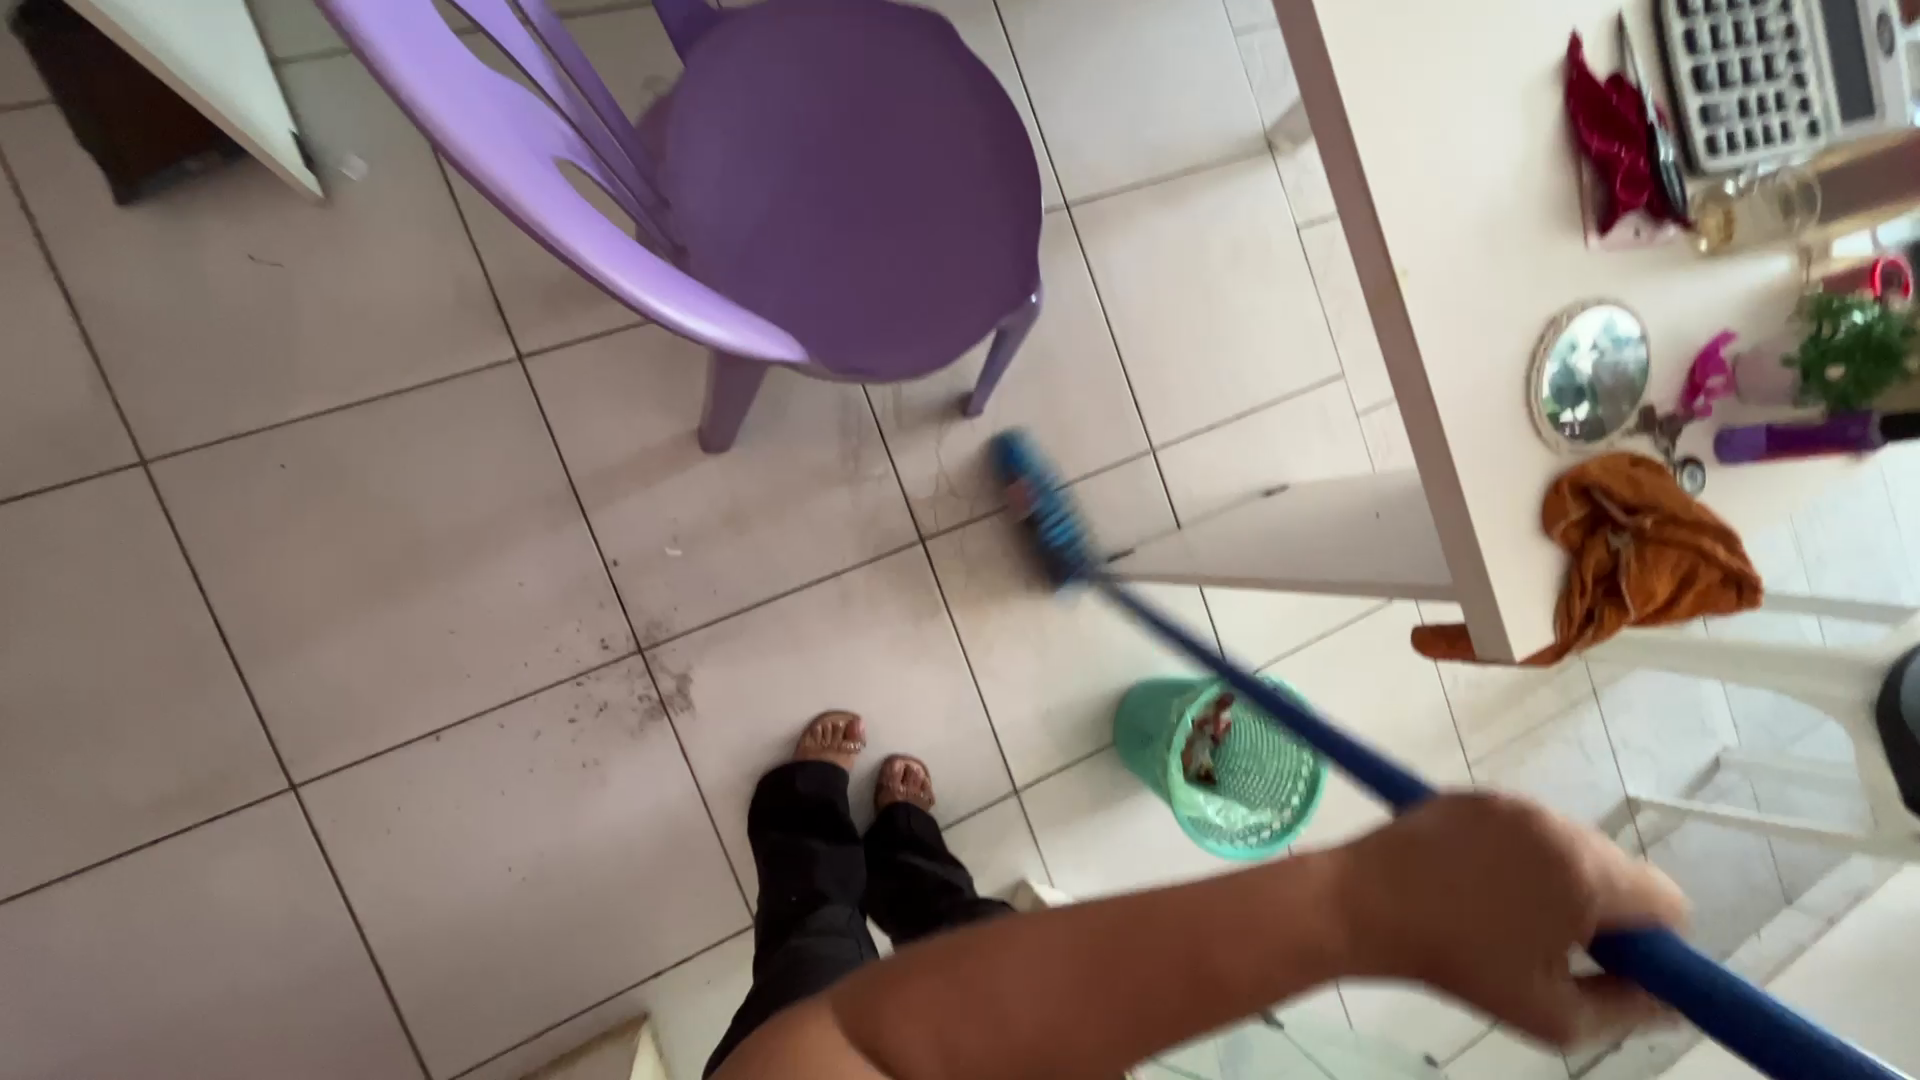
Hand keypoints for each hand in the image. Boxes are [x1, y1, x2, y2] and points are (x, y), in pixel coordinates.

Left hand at [1324, 792, 1688, 1047]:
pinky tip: (1472, 880)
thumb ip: (1628, 1010)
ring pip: (1566, 844)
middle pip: (1616, 868)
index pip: (1667, 899)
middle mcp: (1552, 822)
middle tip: (1547, 939)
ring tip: (1501, 909)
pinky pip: (1518, 827)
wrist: (1360, 902)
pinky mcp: (1466, 795)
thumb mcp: (1554, 1015)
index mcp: (1585, 872)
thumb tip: (1664, 999)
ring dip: (1555, 876)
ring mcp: (1504, 802)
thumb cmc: (1456, 960)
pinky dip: (1513, 852)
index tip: (1609, 960)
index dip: (1652, 939)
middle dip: (1601, 906)